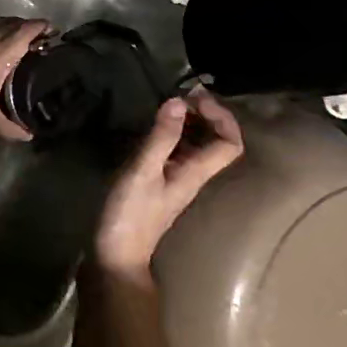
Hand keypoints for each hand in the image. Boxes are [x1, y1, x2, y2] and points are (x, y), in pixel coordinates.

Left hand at [0, 13, 48, 140]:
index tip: (52, 32)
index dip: (41, 27)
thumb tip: (29, 136)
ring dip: (9, 23)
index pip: (26, 30)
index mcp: (0, 53)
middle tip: (38, 38)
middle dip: (28, 27)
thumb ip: (11, 129)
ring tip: (17, 35)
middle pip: (13, 22)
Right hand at [93, 93, 243, 280]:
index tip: (194, 96)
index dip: (221, 117)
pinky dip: (169, 137)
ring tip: (165, 106)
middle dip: (205, 116)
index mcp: (196, 173)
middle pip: (216, 143)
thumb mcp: (142, 171)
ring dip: (187, 125)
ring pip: (195, 148)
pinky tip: (148, 131)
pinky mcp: (157, 184)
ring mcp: (175, 181)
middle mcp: (193, 175)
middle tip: (179, 95)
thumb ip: (160, 138)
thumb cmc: (131, 212)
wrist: (117, 251)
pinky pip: (174, 154)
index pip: (229, 143)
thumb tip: (178, 102)